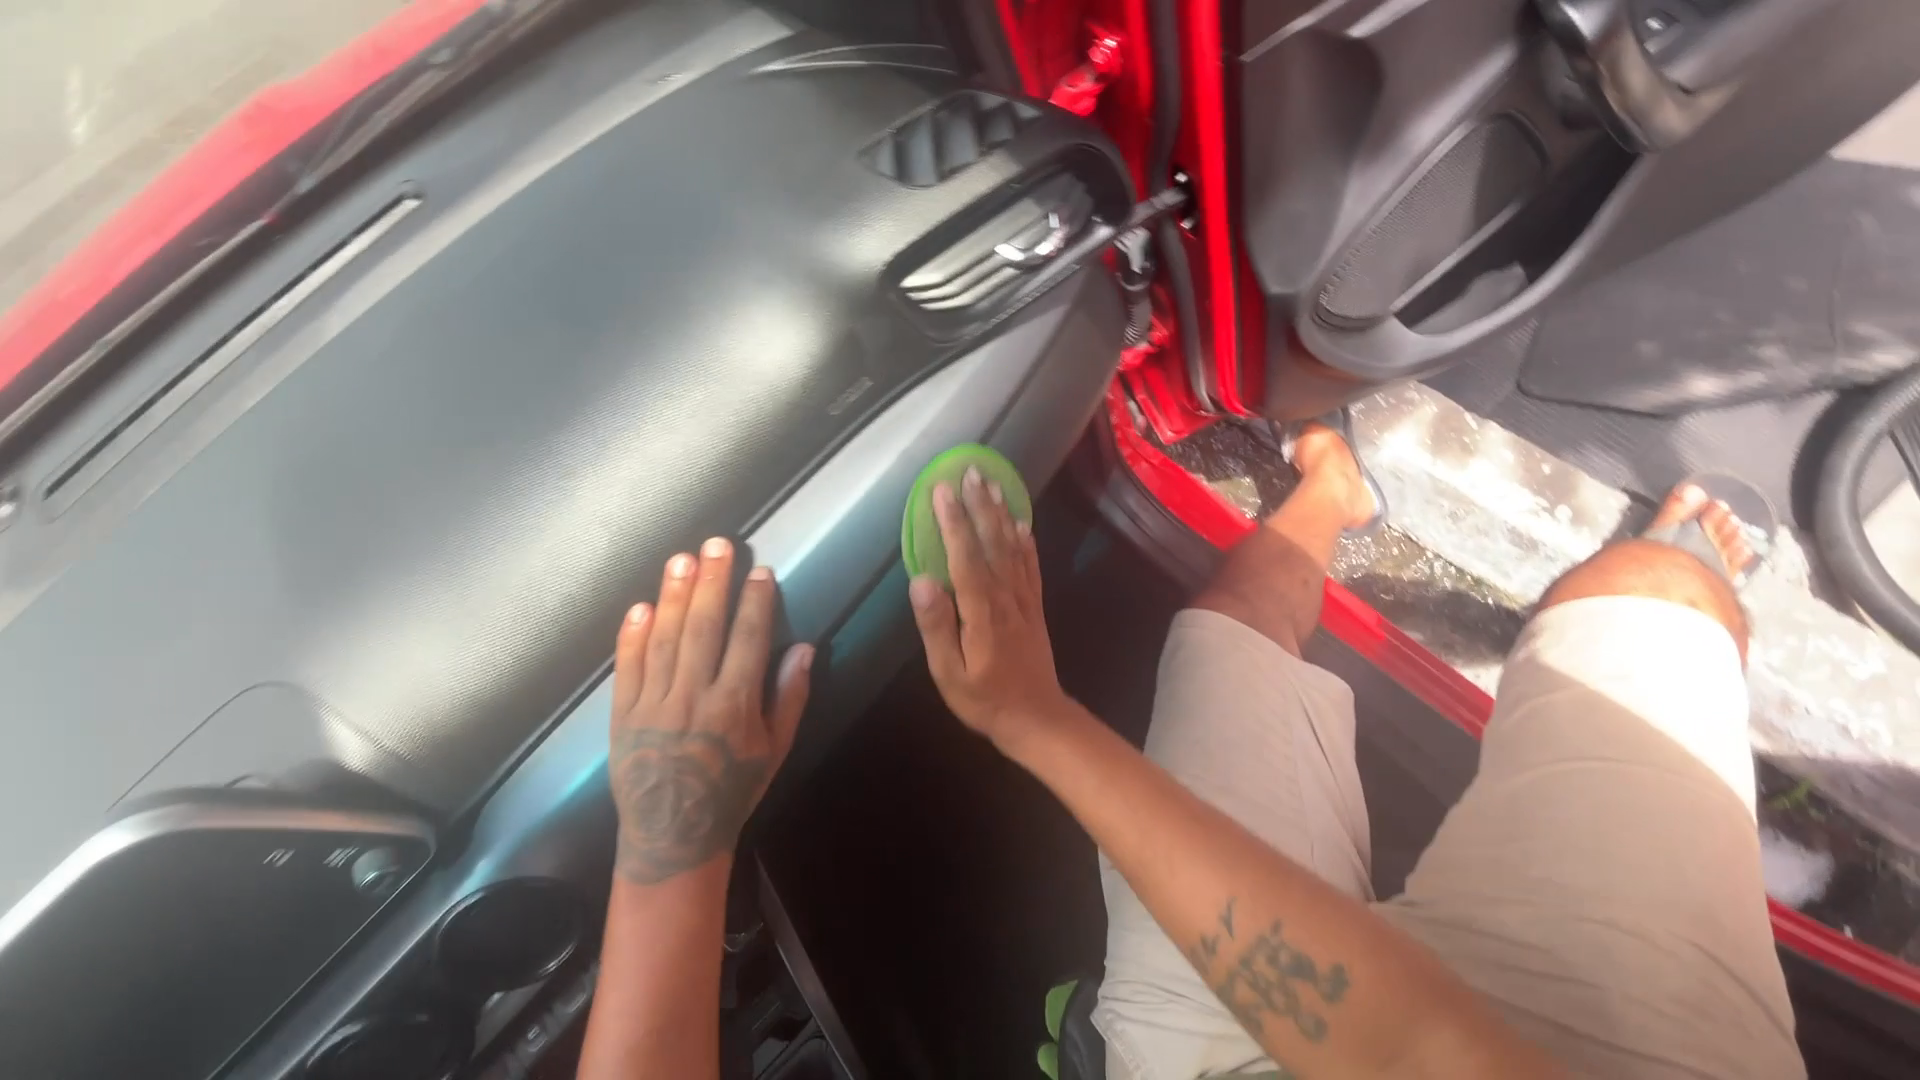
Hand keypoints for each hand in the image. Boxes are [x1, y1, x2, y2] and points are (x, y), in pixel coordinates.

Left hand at [609, 539, 811, 884]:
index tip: (760, 572)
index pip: (749, 640)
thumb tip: (805, 648)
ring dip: (674, 595)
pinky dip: (633, 634)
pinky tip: (642, 605)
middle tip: (717, 545)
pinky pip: (628, 666)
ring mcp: (654, 704)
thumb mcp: (775, 750)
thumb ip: (790, 698)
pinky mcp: (622, 713)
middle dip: (712, 582)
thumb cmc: (732, 790)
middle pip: (704, 627)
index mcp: (735, 706)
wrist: (673, 835)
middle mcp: (694, 698)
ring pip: (665, 638)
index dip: (756, 603)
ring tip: (682, 558)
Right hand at [908, 468, 1072, 748]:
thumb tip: (921, 581)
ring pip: (1012, 548)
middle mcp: (1006, 597)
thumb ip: (936, 626)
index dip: (953, 523)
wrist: (1036, 718)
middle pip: (992, 543)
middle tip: (970, 472)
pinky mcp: (1034, 606)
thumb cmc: (984, 699)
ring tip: (993, 484)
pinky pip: (1030, 566)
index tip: (942, 491)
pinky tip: (1021, 522)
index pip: (965, 557)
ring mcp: (1024, 600)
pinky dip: (1026, 541)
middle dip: (980, 506)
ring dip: (1002, 514)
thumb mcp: (949, 673)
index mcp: (982, 612)